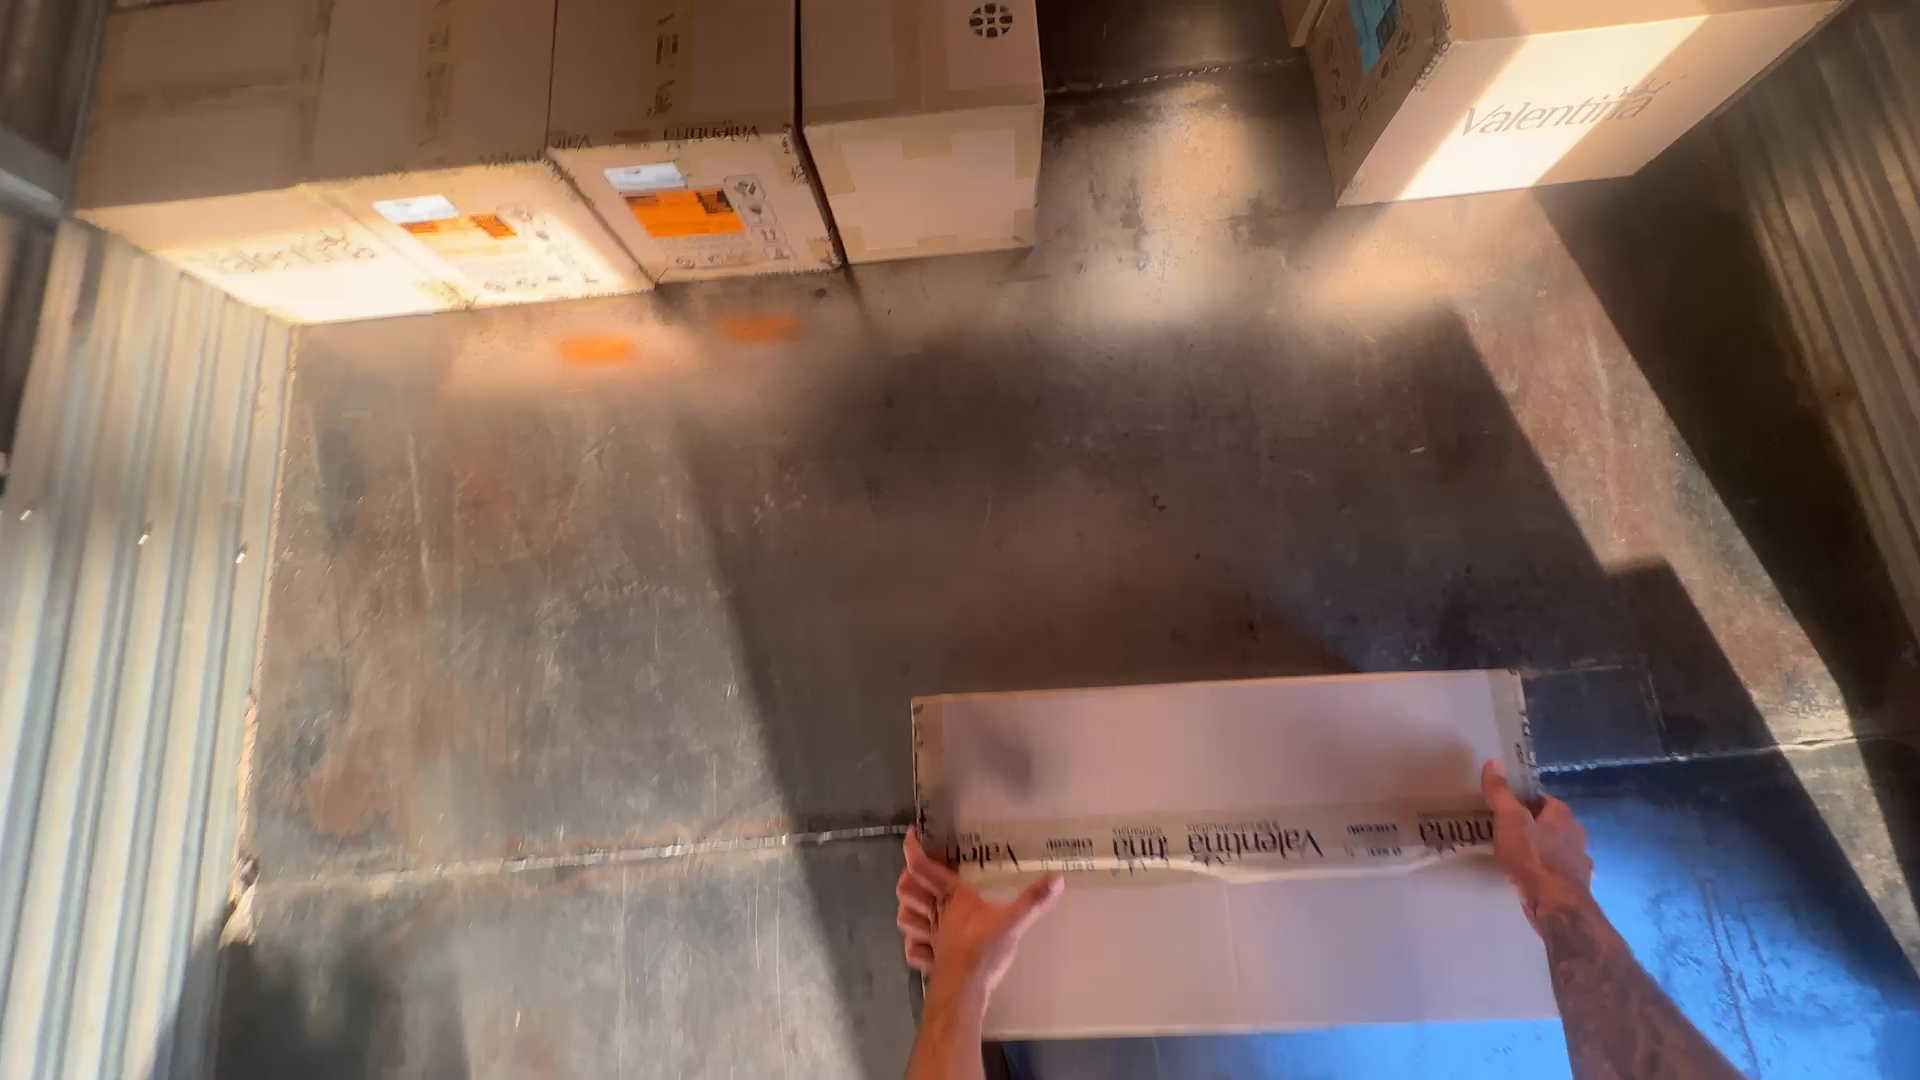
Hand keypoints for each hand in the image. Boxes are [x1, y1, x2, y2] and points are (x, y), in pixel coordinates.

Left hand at [896, 826, 1064, 1000]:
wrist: (964, 992)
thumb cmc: (983, 949)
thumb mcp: (1014, 922)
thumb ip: (1034, 900)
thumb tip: (1058, 877)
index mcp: (952, 896)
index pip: (923, 867)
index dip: (913, 849)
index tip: (911, 834)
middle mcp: (936, 913)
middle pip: (907, 891)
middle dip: (908, 880)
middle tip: (916, 873)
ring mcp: (929, 939)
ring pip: (906, 919)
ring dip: (908, 910)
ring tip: (916, 905)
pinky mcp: (930, 962)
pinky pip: (914, 951)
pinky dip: (914, 945)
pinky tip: (920, 944)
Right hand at [1482, 759, 1595, 927]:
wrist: (1555, 903)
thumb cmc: (1530, 855)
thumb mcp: (1508, 819)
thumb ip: (1501, 792)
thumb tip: (1494, 761)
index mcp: (1563, 817)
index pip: (1547, 799)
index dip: (1528, 799)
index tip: (1509, 803)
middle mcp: (1577, 836)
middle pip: (1556, 822)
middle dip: (1538, 822)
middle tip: (1512, 826)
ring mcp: (1580, 862)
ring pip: (1561, 846)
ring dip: (1546, 846)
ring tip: (1521, 850)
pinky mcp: (1577, 884)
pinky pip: (1562, 869)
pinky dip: (1549, 868)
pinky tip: (1535, 873)